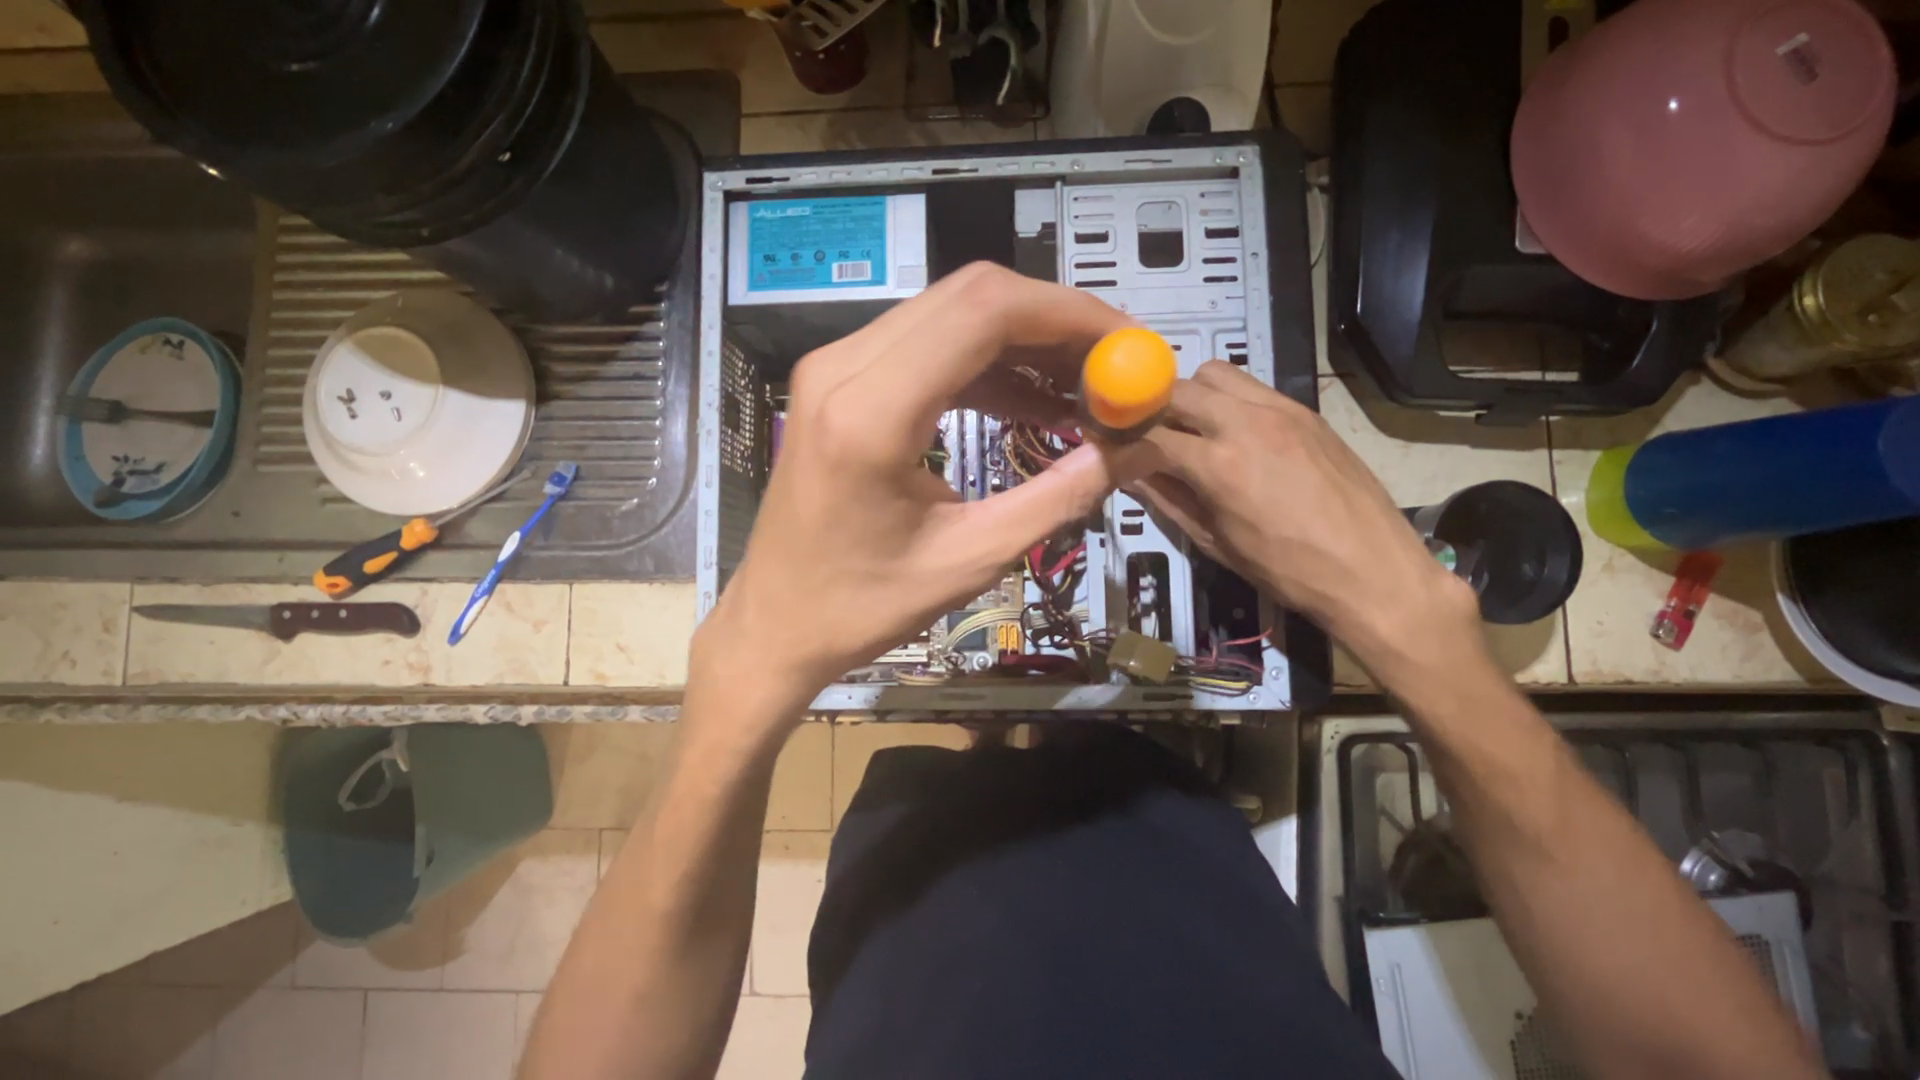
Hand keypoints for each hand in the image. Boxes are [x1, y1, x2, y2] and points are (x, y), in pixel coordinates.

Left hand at [694, 263, 1136, 707]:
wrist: (775, 621)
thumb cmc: (861, 606)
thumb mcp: (970, 559)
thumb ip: (1056, 498)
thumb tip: (1129, 451)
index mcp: (871, 413)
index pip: (984, 312)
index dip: (1068, 315)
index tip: (1129, 347)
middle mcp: (845, 366)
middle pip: (971, 296)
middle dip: (1055, 323)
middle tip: (1115, 369)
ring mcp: (836, 366)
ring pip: (952, 312)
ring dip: (1025, 342)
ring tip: (1085, 390)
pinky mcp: (841, 380)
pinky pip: (928, 344)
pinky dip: (988, 363)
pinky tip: (1033, 402)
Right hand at [1130, 362, 1482, 676]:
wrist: (1373, 570)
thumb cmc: (1288, 571)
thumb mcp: (1215, 542)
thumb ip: (1167, 499)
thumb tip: (1128, 473)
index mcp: (1217, 465)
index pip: (1146, 434)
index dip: (1116, 440)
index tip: (1103, 448)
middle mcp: (1243, 422)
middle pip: (1173, 389)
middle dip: (1148, 409)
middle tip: (1141, 435)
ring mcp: (1279, 409)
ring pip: (1213, 373)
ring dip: (1189, 394)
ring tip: (1189, 428)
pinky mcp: (1304, 410)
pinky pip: (1250, 385)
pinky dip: (1227, 399)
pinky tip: (1231, 432)